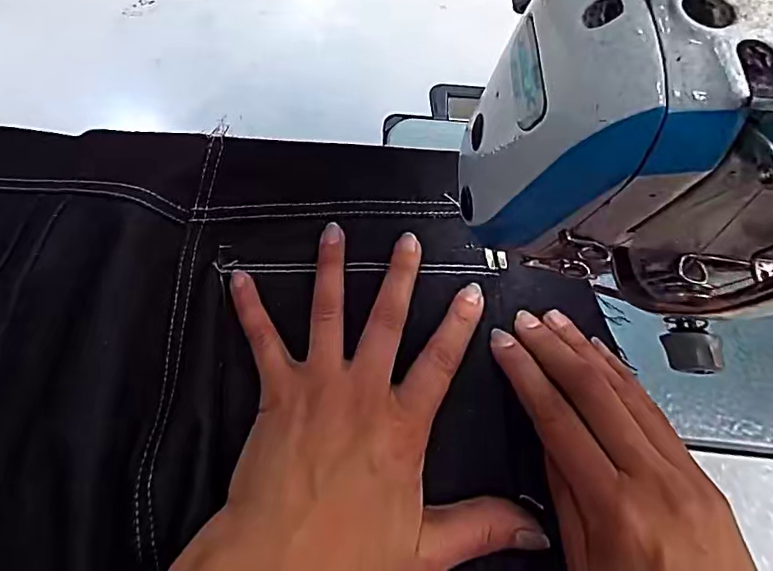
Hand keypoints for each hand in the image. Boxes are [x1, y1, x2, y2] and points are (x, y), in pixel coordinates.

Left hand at [170, 223, 550, 570]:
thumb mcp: (423, 547)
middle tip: (408, 242)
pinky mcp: (278, 392)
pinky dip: (249, 309)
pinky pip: (262, 341)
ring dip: (331, 270)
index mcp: (400, 425)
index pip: (440, 362)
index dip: (459, 324)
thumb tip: (531, 526)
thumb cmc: (343, 560)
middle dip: (400, 276)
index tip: (471, 291)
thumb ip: (479, 526)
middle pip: (386, 320)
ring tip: (334, 235)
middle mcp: (362, 392)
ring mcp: (319, 385)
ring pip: (328, 313)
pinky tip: (241, 280)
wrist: (271, 570)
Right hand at [492, 309, 757, 570]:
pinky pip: (655, 410)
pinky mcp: (702, 474)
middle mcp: (655, 481)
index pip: (559, 418)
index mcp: (618, 511)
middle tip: (526, 321)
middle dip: (552, 347)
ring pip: (626, 389)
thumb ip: (566, 502)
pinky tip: (606, 357)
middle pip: (592, 390)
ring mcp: (684, 473)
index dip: (526, 374)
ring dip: (586, 349)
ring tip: (559, 323)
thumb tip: (547, 441)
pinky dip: (625, 375)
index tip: (507, 347)